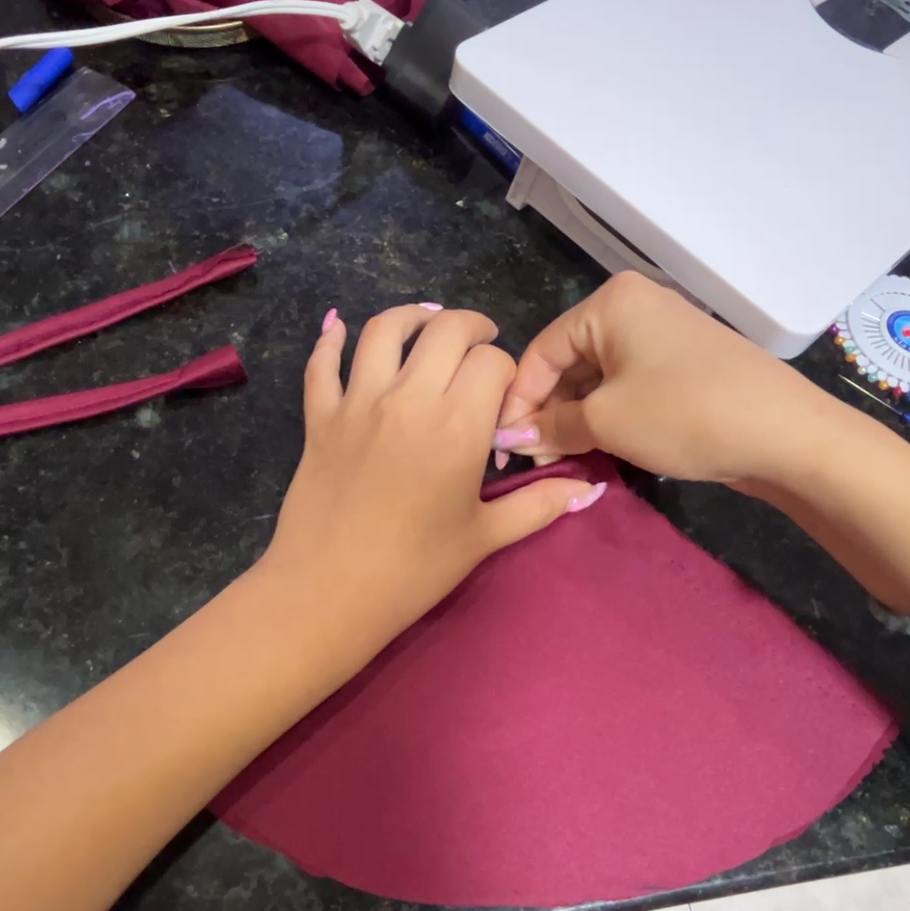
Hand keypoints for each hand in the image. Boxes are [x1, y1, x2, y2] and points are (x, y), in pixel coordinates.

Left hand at [262, 304, 605, 639]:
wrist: (328, 593)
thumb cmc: (413, 571)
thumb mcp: (483, 537)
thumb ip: (539, 505)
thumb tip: (590, 489)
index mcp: (457, 425)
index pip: (493, 363)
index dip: (506, 372)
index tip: (503, 399)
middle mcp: (408, 399)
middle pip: (445, 330)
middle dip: (471, 327)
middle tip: (480, 344)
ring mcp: (358, 403)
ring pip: (384, 330)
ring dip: (411, 317)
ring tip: (427, 323)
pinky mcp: (319, 417)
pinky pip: (322, 364)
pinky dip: (331, 339)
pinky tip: (339, 329)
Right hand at [494, 272, 856, 491]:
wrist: (785, 435)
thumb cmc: (683, 415)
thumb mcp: (605, 422)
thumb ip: (550, 427)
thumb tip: (510, 437)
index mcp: (610, 303)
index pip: (541, 351)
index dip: (517, 401)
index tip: (501, 446)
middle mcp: (635, 307)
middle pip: (568, 362)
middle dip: (546, 411)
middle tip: (532, 458)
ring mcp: (663, 334)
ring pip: (597, 377)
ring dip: (575, 418)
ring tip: (560, 457)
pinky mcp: (682, 364)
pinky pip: (627, 385)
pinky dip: (607, 415)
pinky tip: (595, 446)